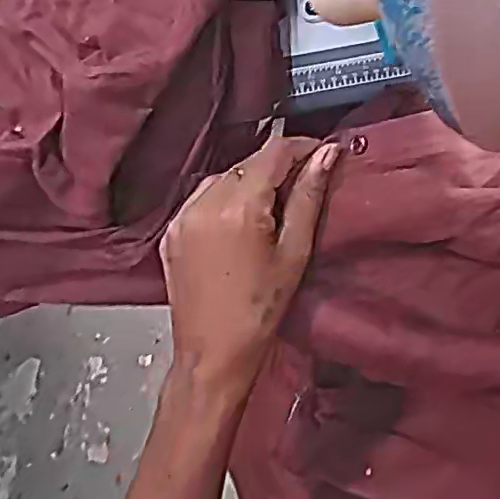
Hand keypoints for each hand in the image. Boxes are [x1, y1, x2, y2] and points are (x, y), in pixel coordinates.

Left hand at [160, 123, 340, 390]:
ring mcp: (183, 215)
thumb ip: (310, 195)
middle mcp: (205, 201)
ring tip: (276, 203)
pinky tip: (244, 217)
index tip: (324, 152)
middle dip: (280, 164)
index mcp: (239, 206)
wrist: (213, 353)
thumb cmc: (262, 307)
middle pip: (250, 161)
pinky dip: (228, 195)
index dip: (304, 145)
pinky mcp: (172, 229)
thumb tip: (327, 153)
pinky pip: (205, 194)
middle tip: (306, 181)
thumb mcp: (295, 249)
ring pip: (227, 175)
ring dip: (254, 179)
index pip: (275, 151)